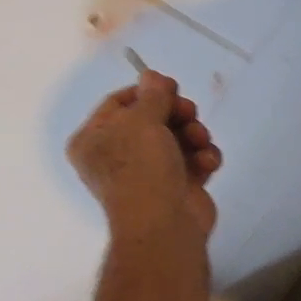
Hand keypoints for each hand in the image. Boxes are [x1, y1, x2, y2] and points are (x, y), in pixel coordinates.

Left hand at [67, 70, 221, 237]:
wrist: (164, 225)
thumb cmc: (141, 169)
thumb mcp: (142, 121)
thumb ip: (152, 94)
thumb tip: (153, 75)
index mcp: (93, 140)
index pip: (119, 103)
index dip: (147, 92)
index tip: (171, 87)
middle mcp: (117, 156)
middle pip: (152, 118)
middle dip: (177, 113)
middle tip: (190, 112)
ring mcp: (149, 173)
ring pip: (177, 138)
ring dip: (194, 135)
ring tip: (200, 142)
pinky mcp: (178, 187)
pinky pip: (193, 161)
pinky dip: (203, 158)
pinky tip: (207, 164)